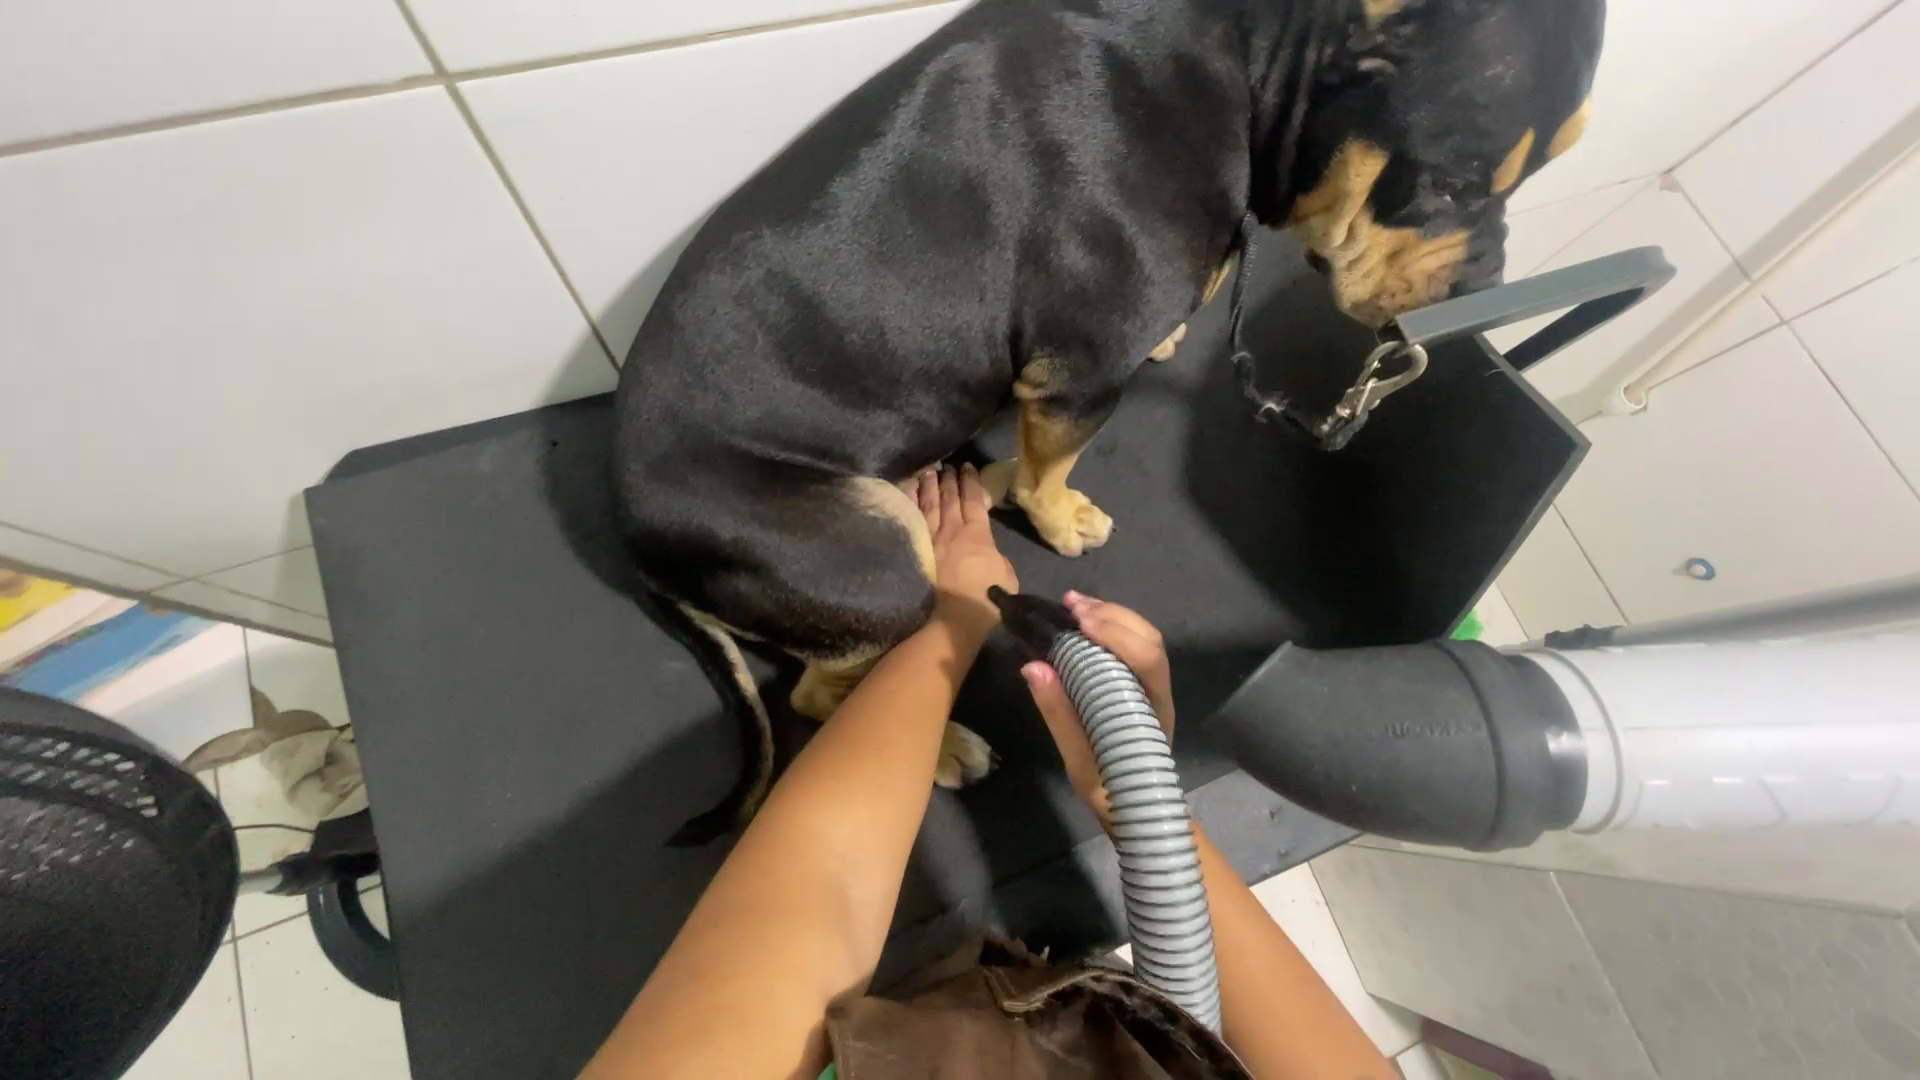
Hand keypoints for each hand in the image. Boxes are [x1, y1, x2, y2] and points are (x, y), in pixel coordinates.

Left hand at [918, 464, 1017, 631]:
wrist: (956, 617)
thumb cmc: (987, 597)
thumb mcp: (1007, 574)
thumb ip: (998, 555)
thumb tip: (990, 550)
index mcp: (978, 534)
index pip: (973, 500)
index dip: (971, 481)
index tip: (967, 467)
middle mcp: (952, 530)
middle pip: (949, 498)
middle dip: (949, 479)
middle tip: (947, 465)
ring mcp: (931, 540)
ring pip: (929, 505)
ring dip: (929, 487)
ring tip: (929, 472)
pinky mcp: (917, 551)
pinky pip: (913, 521)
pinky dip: (910, 504)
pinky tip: (908, 492)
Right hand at [1020, 592, 1173, 824]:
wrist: (1136, 810)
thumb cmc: (1110, 789)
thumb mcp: (1079, 761)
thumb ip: (1059, 715)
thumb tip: (1033, 666)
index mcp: (1152, 709)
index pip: (1147, 658)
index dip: (1116, 633)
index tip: (1079, 622)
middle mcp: (1158, 691)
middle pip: (1149, 638)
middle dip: (1111, 614)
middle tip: (1070, 604)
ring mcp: (1152, 686)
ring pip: (1142, 636)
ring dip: (1110, 614)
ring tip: (1073, 603)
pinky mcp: (1140, 684)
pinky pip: (1131, 646)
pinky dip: (1109, 626)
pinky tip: (1082, 621)